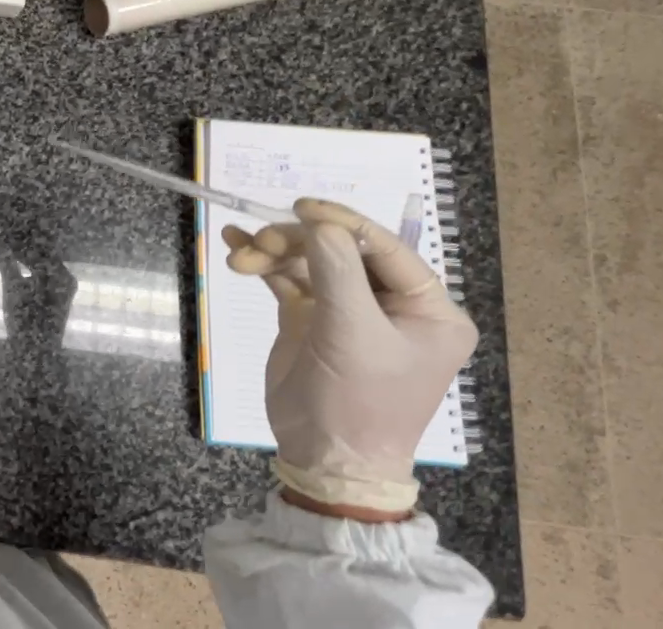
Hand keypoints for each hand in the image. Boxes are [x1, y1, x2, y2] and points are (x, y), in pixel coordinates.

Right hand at [222, 198, 477, 515]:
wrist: (326, 454)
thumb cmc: (358, 399)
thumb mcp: (353, 334)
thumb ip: (337, 273)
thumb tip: (319, 223)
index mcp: (427, 311)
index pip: (385, 250)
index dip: (342, 223)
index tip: (299, 206)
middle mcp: (390, 306)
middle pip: (338, 252)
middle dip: (295, 243)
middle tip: (256, 241)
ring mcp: (347, 312)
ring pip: (308, 263)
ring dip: (271, 254)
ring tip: (239, 256)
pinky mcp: (310, 321)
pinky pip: (287, 281)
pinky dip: (262, 266)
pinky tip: (235, 252)